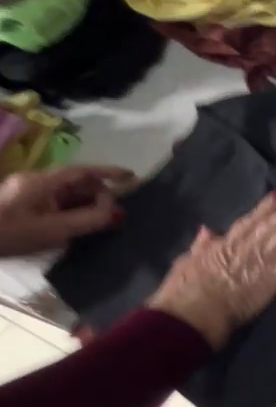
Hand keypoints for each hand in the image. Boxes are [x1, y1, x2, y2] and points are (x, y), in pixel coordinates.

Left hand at [0, 164, 134, 254]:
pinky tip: (83, 223)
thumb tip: (115, 209)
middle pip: (75, 181)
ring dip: (88, 203)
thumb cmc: (10, 234)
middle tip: (117, 215)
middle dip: (100, 194)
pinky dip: (76, 209)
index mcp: (40, 183)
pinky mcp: (23, 202)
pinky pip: (58, 200)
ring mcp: (26, 191)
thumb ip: (90, 218)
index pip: (79, 171)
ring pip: (68, 192)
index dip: (108, 172)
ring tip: (103, 222)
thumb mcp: (56, 230)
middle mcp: (33, 181)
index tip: (132, 177)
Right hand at [148, 190, 275, 348]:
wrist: (192, 307)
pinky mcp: (275, 278)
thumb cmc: (186, 287)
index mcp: (227, 242)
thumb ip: (203, 244)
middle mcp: (248, 246)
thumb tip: (206, 230)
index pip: (251, 219)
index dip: (269, 206)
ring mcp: (263, 260)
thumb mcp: (190, 259)